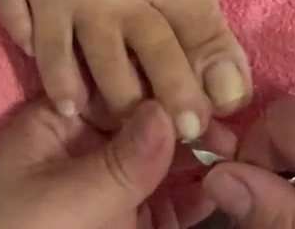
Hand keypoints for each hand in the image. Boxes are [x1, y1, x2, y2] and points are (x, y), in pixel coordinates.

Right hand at [0, 0, 250, 140]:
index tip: (215, 113)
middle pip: (144, 72)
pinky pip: (25, 34)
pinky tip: (48, 76)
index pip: (199, 48)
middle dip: (164, 109)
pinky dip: (40, 59)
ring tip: (105, 120)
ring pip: (81, 69)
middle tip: (172, 137)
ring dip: (99, 99)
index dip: (210, 88)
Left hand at [0, 100, 215, 228]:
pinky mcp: (123, 223)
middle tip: (231, 122)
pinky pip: (162, 203)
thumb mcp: (66, 198)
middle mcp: (84, 144)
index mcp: (58, 119)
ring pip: (159, 160)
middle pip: (142, 120)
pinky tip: (221, 189)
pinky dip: (191, 198)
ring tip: (236, 152)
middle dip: (184, 118)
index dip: (157, 80)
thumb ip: (120, 160)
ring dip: (196, 157)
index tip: (203, 82)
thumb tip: (168, 109)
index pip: (113, 84)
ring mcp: (105, 186)